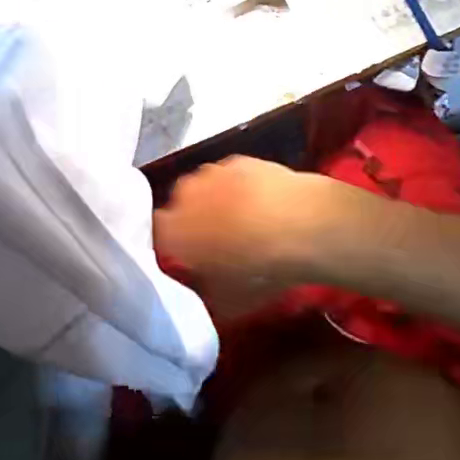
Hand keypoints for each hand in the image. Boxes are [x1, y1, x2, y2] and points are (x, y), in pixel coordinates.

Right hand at [155, 156, 375, 291]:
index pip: (156, 236)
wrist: (302, 224)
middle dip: (193, 221)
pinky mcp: (238, 159)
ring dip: (216, 202)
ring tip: (244, 222)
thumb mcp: (226, 300)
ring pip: (204, 188)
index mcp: (170, 231)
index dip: (172, 247)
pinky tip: (263, 204)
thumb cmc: (258, 268)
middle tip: (217, 243)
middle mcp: (181, 196)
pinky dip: (240, 188)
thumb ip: (201, 293)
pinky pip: (230, 176)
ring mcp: (209, 172)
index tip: (188, 259)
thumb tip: (198, 290)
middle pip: (179, 208)